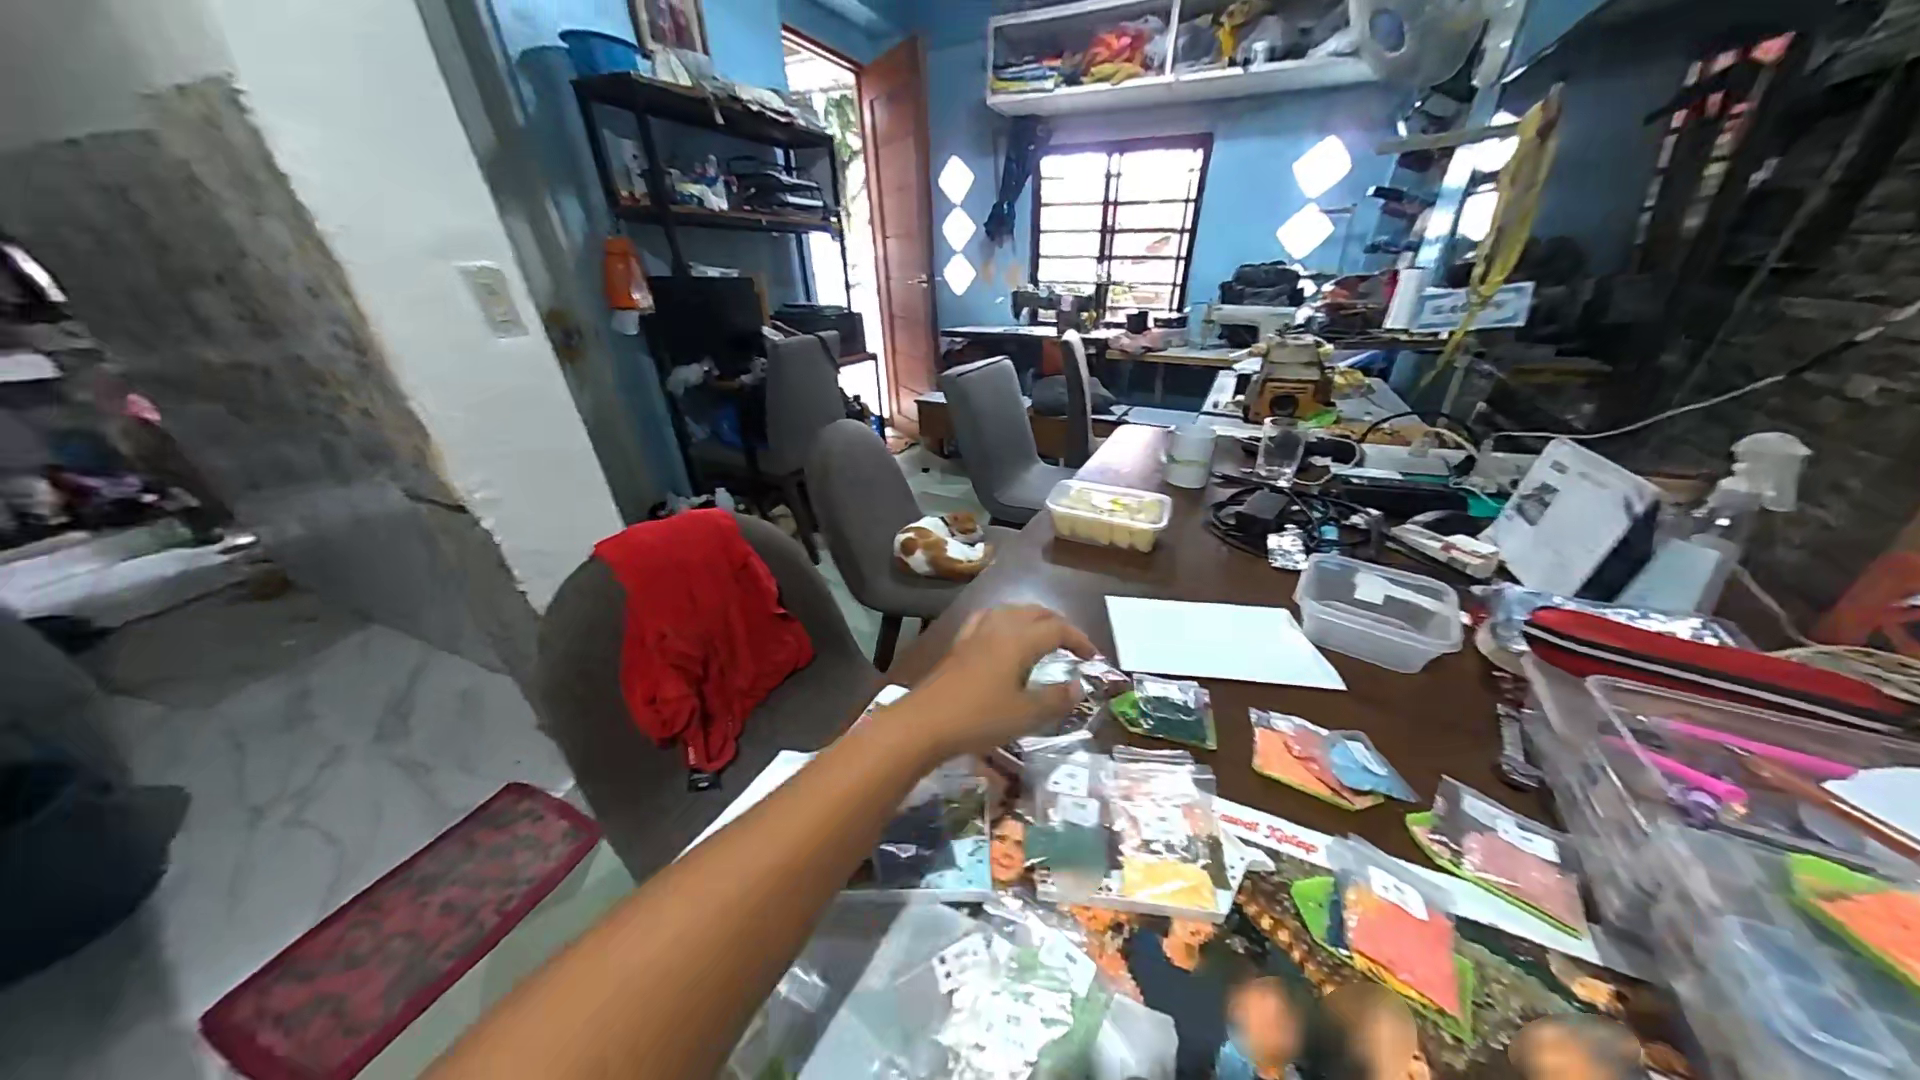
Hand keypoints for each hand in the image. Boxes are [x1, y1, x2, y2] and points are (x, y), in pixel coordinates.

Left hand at [887, 604, 1095, 758]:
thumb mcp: (1026, 715)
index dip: (1079, 639)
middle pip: (1034, 612)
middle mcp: (998, 627)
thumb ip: (1056, 699)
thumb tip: (1078, 686)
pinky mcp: (958, 644)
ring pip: (1010, 611)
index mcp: (1019, 640)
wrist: (924, 723)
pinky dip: (1004, 621)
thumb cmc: (980, 718)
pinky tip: (1001, 636)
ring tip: (1042, 637)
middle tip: (1072, 644)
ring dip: (1031, 619)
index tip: (1093, 657)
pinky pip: (987, 620)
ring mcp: (974, 633)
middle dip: (1058, 624)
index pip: (1057, 628)